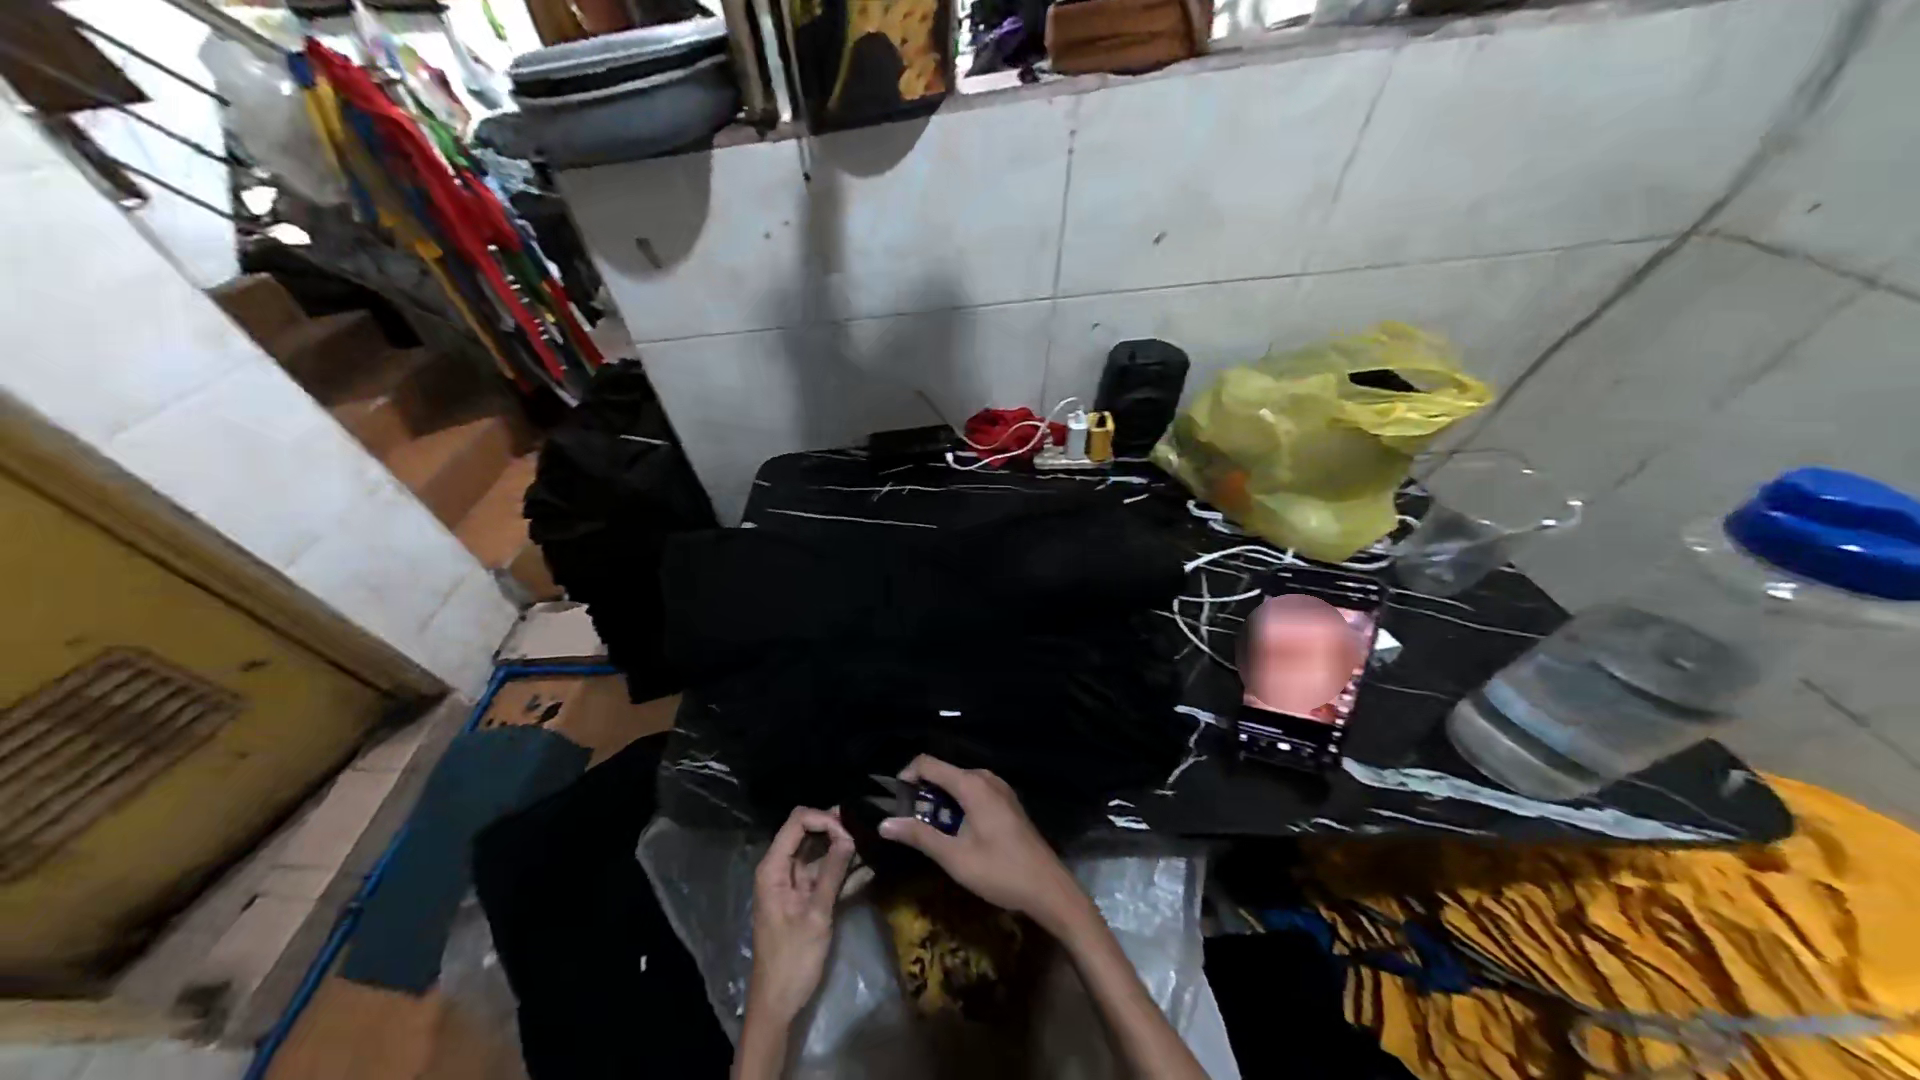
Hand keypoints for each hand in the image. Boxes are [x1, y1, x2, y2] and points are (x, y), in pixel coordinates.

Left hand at [747, 806, 854, 1023]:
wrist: (778, 1003)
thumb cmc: (792, 959)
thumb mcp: (816, 915)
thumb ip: (832, 872)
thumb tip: (849, 836)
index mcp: (774, 868)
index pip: (797, 821)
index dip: (824, 819)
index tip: (849, 833)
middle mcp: (781, 868)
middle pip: (808, 832)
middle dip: (836, 830)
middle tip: (865, 833)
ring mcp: (793, 882)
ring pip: (820, 851)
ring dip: (843, 849)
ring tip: (872, 847)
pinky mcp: (805, 897)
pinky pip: (825, 873)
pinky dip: (843, 870)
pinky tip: (867, 870)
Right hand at [877, 755, 1091, 935]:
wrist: (1048, 888)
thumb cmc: (1000, 871)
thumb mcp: (954, 857)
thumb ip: (919, 836)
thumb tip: (885, 824)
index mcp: (971, 784)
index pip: (928, 763)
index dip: (906, 776)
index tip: (894, 802)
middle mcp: (985, 778)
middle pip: (943, 772)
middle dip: (922, 793)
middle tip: (909, 823)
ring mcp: (999, 789)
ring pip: (958, 784)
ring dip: (939, 801)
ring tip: (928, 831)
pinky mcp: (1006, 802)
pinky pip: (973, 792)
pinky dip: (957, 805)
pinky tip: (955, 832)